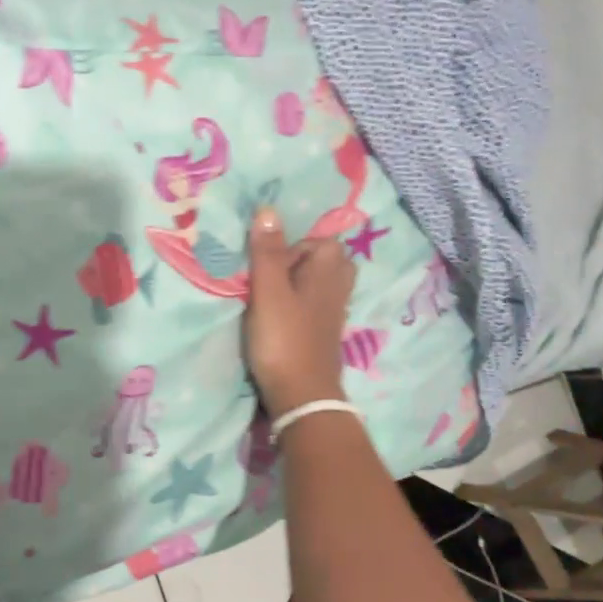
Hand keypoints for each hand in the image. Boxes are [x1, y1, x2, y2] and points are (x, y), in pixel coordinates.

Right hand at [245, 207, 354, 419]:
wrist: (300, 393)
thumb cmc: (283, 338)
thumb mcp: (268, 291)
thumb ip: (266, 252)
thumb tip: (268, 209)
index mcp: (329, 272)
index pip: (319, 241)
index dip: (290, 247)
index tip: (264, 264)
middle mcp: (338, 287)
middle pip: (322, 260)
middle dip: (295, 261)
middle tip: (264, 276)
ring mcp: (331, 311)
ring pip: (316, 282)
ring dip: (293, 282)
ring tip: (266, 293)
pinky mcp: (320, 330)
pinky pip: (310, 302)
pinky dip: (295, 302)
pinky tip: (274, 314)